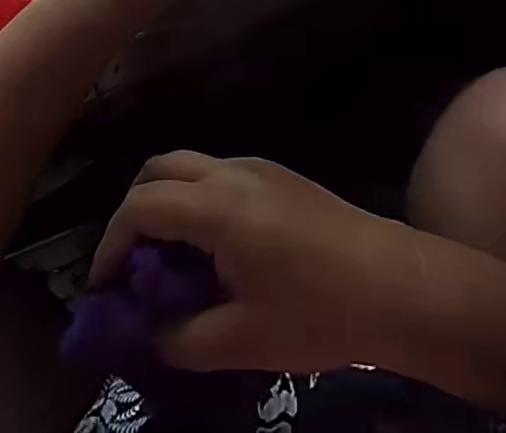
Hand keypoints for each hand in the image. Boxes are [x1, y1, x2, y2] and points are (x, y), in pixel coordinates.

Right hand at [89, 151, 427, 373]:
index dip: (111, 243)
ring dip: (163, 199)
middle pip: (156, 169)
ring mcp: (255, 166)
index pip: (140, 207)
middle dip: (132, 210)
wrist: (400, 285)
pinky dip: (192, 195)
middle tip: (131, 260)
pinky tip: (211, 241)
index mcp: (216, 206)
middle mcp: (229, 171)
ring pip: (186, 164)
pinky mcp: (275, 172)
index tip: (105, 284)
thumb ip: (182, 338)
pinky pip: (214, 171)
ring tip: (167, 253)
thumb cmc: (321, 313)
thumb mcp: (245, 341)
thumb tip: (149, 332)